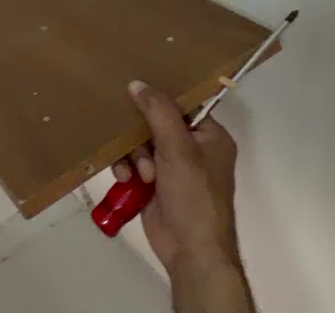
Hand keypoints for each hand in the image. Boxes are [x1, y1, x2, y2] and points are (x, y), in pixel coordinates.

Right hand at [118, 82, 254, 312]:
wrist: (191, 251)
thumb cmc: (193, 195)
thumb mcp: (178, 148)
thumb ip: (159, 112)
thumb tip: (137, 82)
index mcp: (211, 136)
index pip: (183, 104)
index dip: (160, 96)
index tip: (135, 87)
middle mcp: (193, 149)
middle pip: (157, 122)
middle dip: (141, 134)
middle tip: (134, 141)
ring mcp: (174, 168)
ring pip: (141, 142)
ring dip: (133, 154)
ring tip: (135, 171)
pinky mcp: (155, 184)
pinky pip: (134, 162)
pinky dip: (127, 168)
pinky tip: (124, 177)